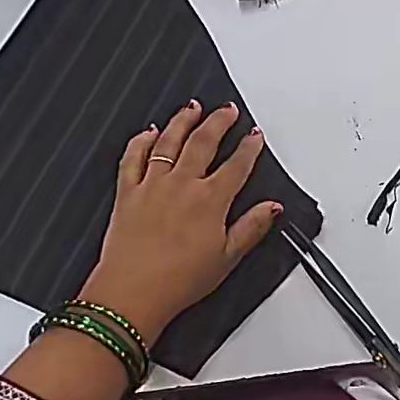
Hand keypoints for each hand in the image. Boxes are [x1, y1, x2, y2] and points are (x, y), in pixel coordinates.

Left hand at [79, 101, 282, 344]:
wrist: (133, 292)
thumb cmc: (178, 280)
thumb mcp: (228, 257)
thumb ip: (251, 227)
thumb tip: (272, 208)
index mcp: (210, 201)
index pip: (236, 165)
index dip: (249, 147)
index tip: (255, 136)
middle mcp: (181, 185)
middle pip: (203, 141)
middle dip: (219, 122)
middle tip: (228, 110)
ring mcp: (152, 185)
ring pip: (169, 141)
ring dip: (183, 120)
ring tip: (193, 107)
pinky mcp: (127, 193)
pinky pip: (133, 157)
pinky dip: (141, 141)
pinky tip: (148, 132)